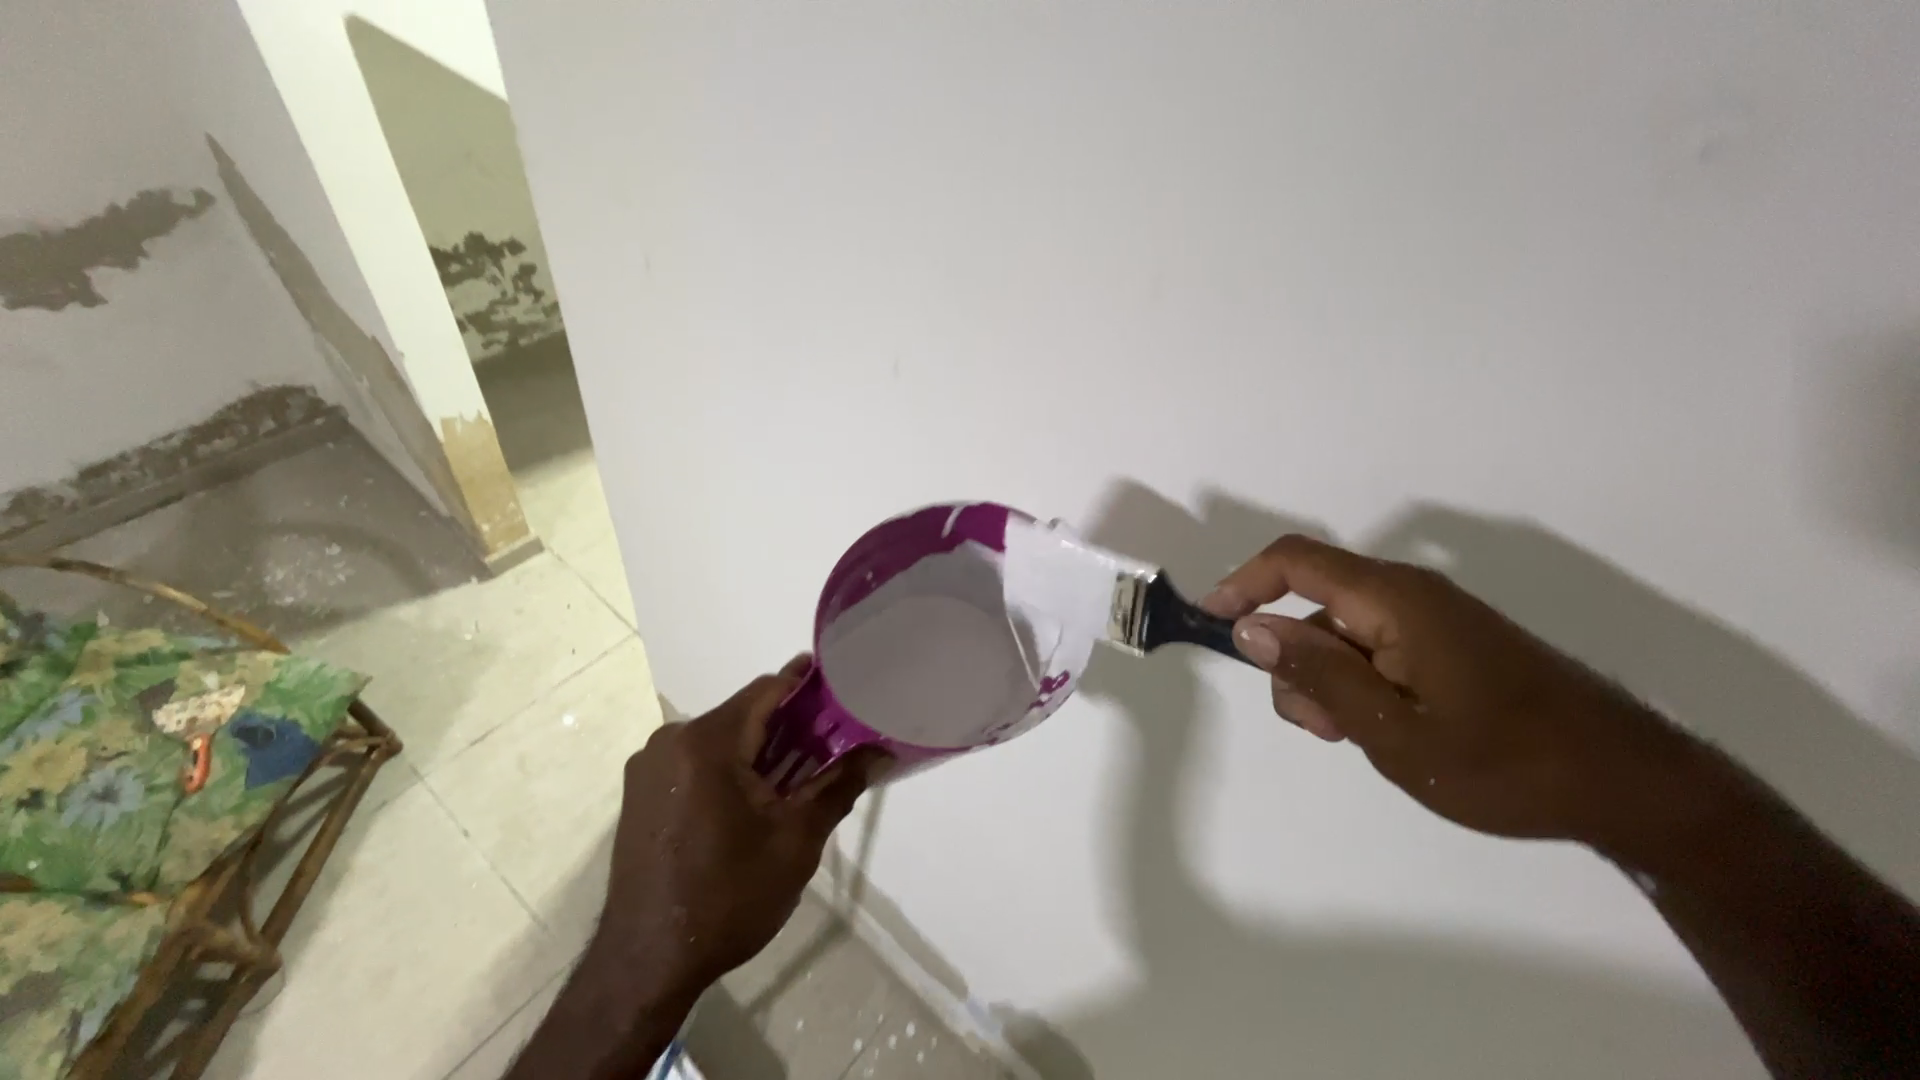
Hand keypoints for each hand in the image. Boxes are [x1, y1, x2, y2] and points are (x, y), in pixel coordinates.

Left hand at [592, 656, 874, 1004]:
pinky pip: (696, 763)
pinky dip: (729, 770)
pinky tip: (754, 802)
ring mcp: (648, 768)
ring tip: (798, 780)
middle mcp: (670, 741)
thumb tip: (879, 752)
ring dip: (759, 752)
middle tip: (832, 747)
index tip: (844, 690)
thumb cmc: (728, 896)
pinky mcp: (640, 794)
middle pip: (743, 715)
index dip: (808, 687)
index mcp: (706, 742)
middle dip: (789, 727)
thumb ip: (839, 785)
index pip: (767, 690)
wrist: (648, 962)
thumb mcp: (796, 841)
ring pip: (720, 740)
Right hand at [1203, 535, 1702, 847]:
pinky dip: (1359, 683)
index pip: (1296, 561)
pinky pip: (1377, 648)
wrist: (1628, 785)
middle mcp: (1411, 595)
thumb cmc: (1504, 762)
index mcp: (1395, 601)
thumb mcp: (1392, 731)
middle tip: (1322, 725)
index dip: (1243, 583)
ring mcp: (1434, 619)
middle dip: (1294, 659)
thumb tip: (1250, 627)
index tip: (1209, 622)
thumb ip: (1317, 674)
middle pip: (1315, 603)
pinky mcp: (1451, 644)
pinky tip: (1387, 730)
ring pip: (1343, 632)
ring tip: (1361, 736)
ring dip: (1328, 678)